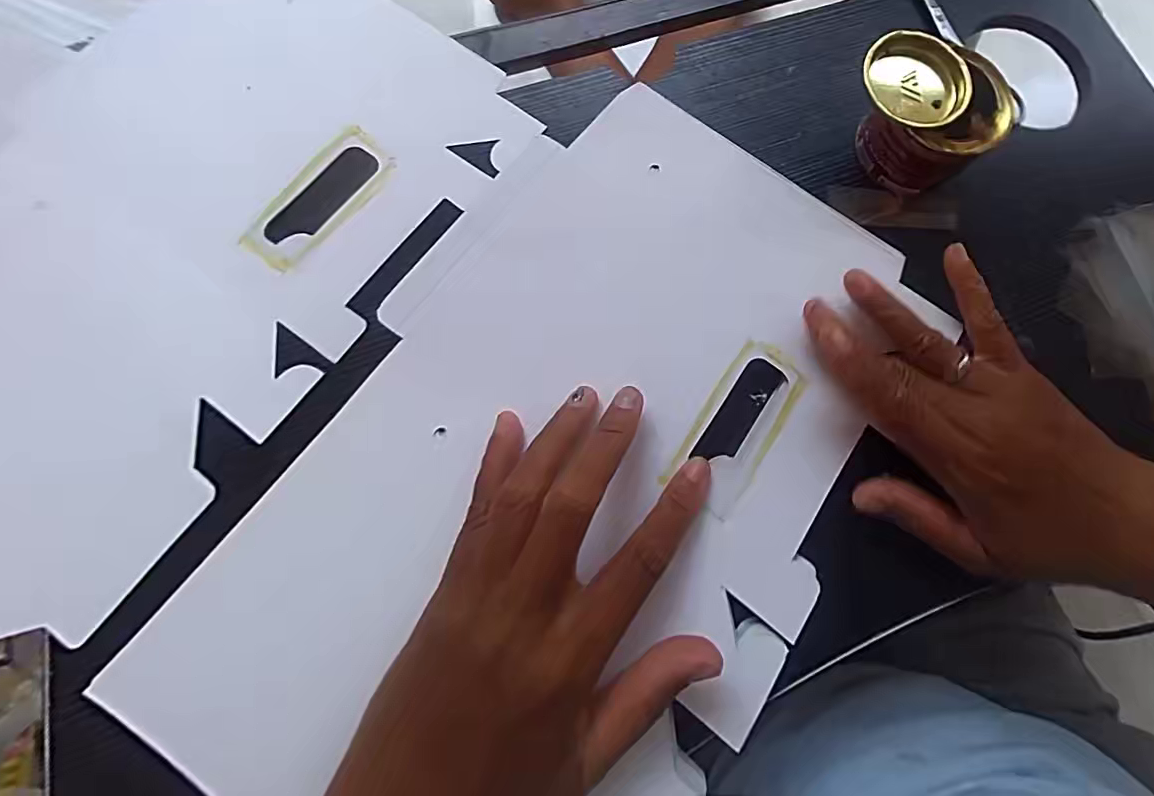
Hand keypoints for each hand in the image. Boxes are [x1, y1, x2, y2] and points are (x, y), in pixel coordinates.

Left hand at [329, 386, 719, 795]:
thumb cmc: (496, 791)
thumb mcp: (584, 761)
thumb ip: (646, 697)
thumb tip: (708, 654)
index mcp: (568, 658)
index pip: (637, 566)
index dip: (672, 511)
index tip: (696, 468)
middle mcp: (523, 614)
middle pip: (571, 509)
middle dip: (605, 447)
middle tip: (630, 402)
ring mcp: (478, 595)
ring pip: (521, 499)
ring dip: (554, 441)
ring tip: (583, 398)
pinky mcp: (445, 590)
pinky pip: (474, 517)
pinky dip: (492, 466)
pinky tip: (507, 429)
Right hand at [803, 244, 1153, 590]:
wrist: (1125, 515)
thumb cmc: (1047, 539)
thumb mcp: (978, 551)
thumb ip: (917, 515)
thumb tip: (859, 493)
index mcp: (958, 457)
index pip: (892, 405)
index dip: (853, 369)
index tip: (822, 336)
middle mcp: (973, 413)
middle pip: (903, 369)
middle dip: (855, 335)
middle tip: (817, 306)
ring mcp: (1000, 385)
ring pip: (935, 343)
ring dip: (894, 310)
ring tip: (857, 280)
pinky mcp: (1023, 371)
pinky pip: (992, 325)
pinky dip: (972, 289)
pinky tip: (956, 255)